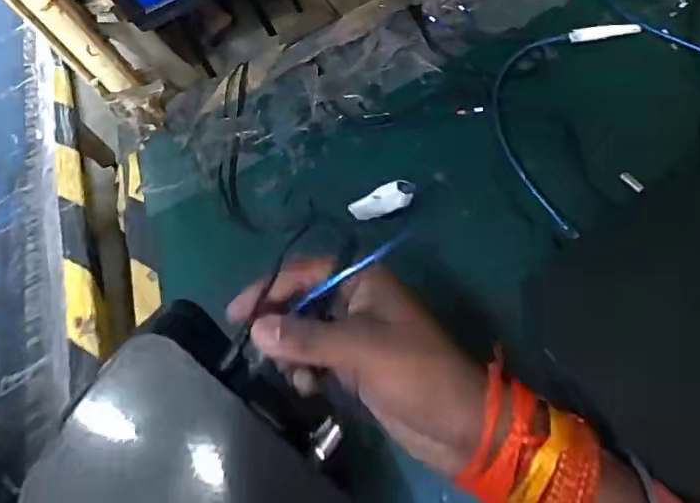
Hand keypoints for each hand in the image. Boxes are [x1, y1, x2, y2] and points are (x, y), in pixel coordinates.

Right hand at [227, 257, 490, 476]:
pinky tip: (305, 386)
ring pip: (305, 331)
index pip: (304, 273)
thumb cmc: (415, 371)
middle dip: (277, 323)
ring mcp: (354, 332)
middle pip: (301, 301)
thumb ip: (306, 338)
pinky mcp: (355, 363)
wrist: (462, 427)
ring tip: (286, 374)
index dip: (269, 289)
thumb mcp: (360, 349)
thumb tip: (256, 330)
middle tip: (251, 346)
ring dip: (290, 351)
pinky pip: (316, 357)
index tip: (237, 311)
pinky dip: (305, 369)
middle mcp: (354, 299)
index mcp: (360, 279)